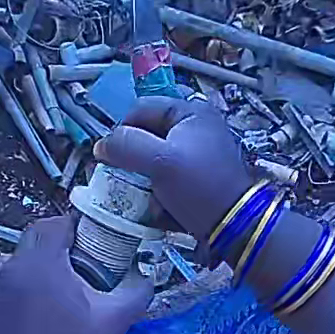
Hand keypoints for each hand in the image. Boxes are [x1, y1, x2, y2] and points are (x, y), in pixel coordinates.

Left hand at [0, 217, 150, 333]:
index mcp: (43, 261)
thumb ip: (136, 292)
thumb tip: (147, 275)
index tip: (97, 238)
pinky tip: (33, 292)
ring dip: (39, 255)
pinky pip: (3, 271)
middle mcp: (14, 264)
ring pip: (19, 252)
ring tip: (60, 276)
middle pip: (36, 233)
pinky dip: (19, 272)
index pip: (58, 222)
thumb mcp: (113, 322)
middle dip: (60, 237)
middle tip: (84, 257)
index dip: (78, 224)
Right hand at [92, 97, 254, 240]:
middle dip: (132, 156)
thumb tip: (101, 145)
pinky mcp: (195, 174)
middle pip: (145, 134)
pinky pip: (164, 174)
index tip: (113, 155)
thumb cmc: (201, 187)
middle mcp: (194, 127)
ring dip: (142, 174)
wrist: (234, 224)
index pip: (140, 109)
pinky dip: (155, 186)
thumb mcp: (159, 161)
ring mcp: (196, 151)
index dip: (122, 131)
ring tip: (144, 191)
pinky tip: (157, 200)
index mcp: (190, 112)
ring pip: (152, 156)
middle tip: (126, 174)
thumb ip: (125, 146)